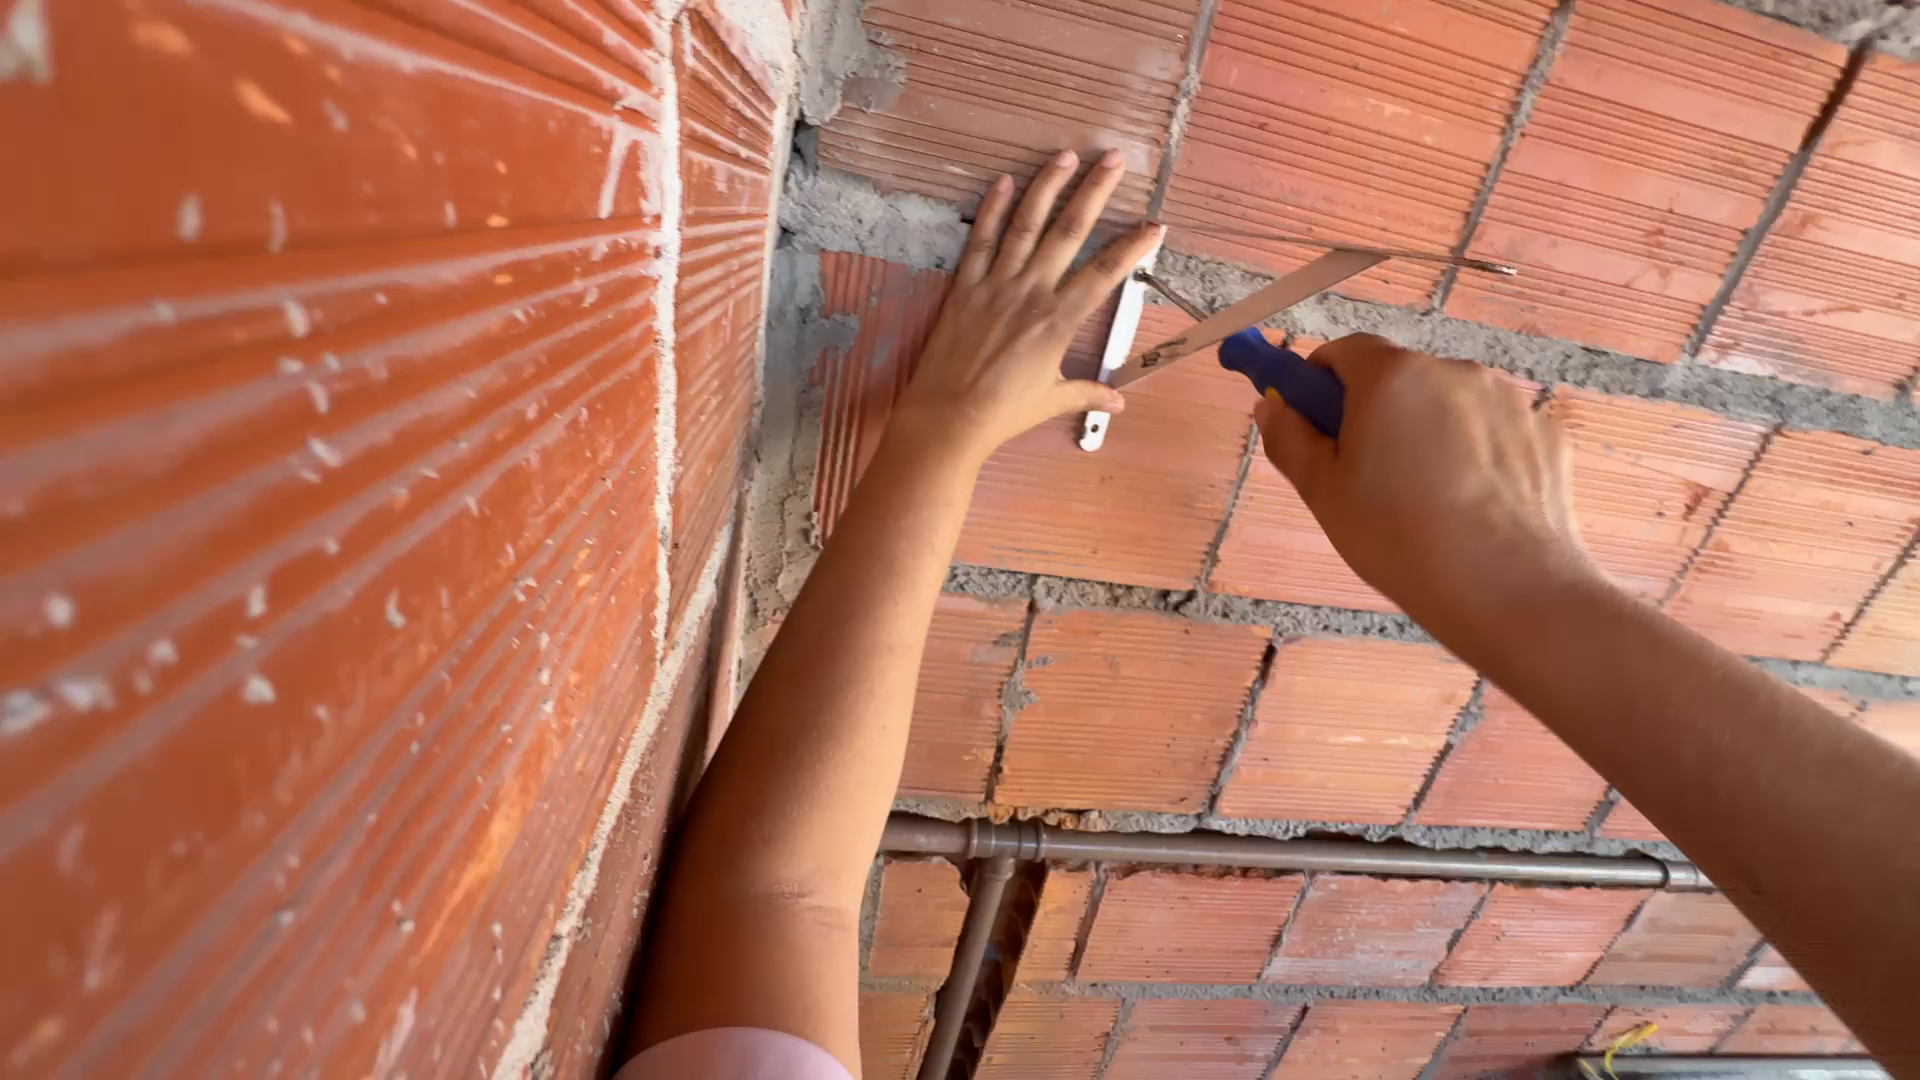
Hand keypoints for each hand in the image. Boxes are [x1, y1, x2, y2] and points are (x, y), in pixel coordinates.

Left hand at [891, 149, 1164, 463]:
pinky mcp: (965, 287)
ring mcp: (996, 285)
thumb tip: (1118, 404)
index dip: (1132, 247)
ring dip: (1048, 186)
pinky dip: (992, 209)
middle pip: (1070, 232)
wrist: (950, 416)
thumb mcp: (1052, 401)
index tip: (1155, 225)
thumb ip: (1087, 393)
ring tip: (1066, 154)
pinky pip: (981, 240)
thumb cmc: (1004, 412)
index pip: (1105, 274)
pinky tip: (1004, 181)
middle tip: (1114, 159)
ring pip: (1027, 225)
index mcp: (1059, 321)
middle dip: (1095, 192)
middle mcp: (1032, 293)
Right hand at [1255, 333, 1598, 619]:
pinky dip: (1470, 451)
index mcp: (1392, 378)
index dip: (1319, 378)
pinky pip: (1489, 428)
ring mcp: (1509, 399)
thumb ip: (1289, 438)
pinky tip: (1466, 502)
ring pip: (1444, 402)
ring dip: (1423, 428)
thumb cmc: (1393, 534)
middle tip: (1361, 471)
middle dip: (1373, 409)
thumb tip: (1270, 407)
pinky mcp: (1545, 432)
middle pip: (1397, 376)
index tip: (1312, 418)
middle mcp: (1454, 371)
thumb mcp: (1320, 490)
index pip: (1345, 349)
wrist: (1505, 586)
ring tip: (1420, 495)